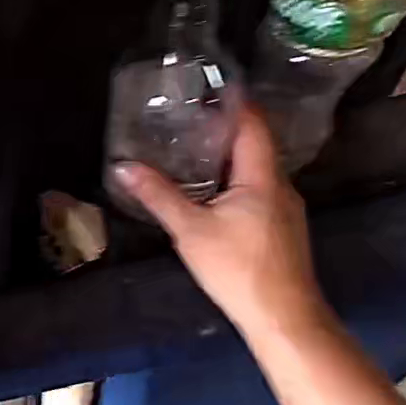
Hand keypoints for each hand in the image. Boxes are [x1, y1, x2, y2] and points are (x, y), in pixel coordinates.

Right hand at [112, 105, 333, 341]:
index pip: (253, 127)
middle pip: (255, 144)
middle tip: (186, 113)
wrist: (283, 318)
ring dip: (225, 152)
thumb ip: (158, 195)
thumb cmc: (238, 267)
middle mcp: (279, 187)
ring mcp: (282, 208)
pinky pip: (254, 186)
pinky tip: (206, 183)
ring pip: (254, 167)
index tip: (209, 85)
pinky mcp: (277, 226)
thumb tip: (122, 166)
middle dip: (223, 126)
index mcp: (263, 179)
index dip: (235, 103)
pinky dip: (230, 175)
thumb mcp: (189, 229)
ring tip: (189, 142)